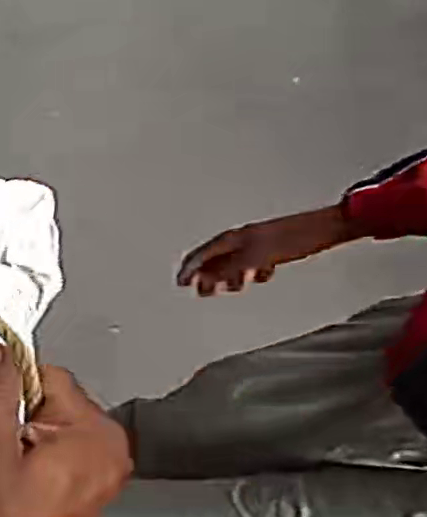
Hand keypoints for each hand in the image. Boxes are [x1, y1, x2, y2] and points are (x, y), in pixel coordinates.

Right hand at [0, 342, 131, 516]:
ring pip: (40, 429)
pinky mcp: (78, 492)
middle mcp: (107, 448)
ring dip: (6, 437)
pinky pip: (43, 454)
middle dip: (2, 414)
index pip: (41, 375)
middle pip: (41, 402)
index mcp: (93, 430)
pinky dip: (16, 458)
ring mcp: (97, 473)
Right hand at [176, 206, 354, 295]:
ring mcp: (257, 241)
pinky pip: (252, 261)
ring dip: (228, 275)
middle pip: (213, 259)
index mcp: (229, 239)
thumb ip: (227, 269)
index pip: (198, 257)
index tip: (181, 283)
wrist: (335, 226)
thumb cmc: (298, 237)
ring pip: (233, 261)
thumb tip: (204, 278)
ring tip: (228, 287)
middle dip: (206, 275)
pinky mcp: (274, 246)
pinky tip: (257, 277)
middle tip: (201, 289)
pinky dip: (249, 271)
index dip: (188, 271)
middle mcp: (239, 239)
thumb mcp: (255, 257)